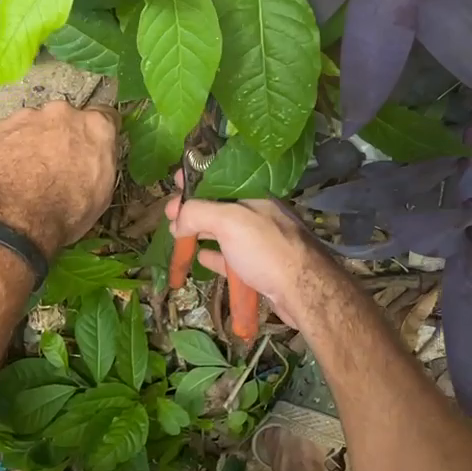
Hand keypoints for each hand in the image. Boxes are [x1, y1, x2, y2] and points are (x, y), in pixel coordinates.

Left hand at [0, 102, 117, 256]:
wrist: (14, 220)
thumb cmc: (62, 213)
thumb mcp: (100, 195)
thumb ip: (100, 163)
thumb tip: (93, 160)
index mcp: (95, 127)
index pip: (103, 118)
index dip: (94, 136)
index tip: (87, 149)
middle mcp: (62, 114)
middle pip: (63, 119)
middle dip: (59, 138)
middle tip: (52, 168)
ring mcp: (26, 118)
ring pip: (31, 126)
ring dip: (30, 144)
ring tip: (24, 175)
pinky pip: (3, 136)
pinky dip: (4, 151)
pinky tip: (4, 175)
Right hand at [165, 189, 349, 334]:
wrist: (302, 292)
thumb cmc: (267, 250)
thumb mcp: (230, 221)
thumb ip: (198, 212)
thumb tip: (177, 220)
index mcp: (253, 197)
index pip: (220, 179)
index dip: (197, 178)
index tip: (176, 181)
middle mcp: (256, 216)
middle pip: (217, 207)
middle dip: (191, 209)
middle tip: (169, 216)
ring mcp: (257, 243)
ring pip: (221, 233)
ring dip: (197, 233)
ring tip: (176, 236)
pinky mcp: (256, 268)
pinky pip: (228, 258)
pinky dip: (212, 256)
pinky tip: (199, 258)